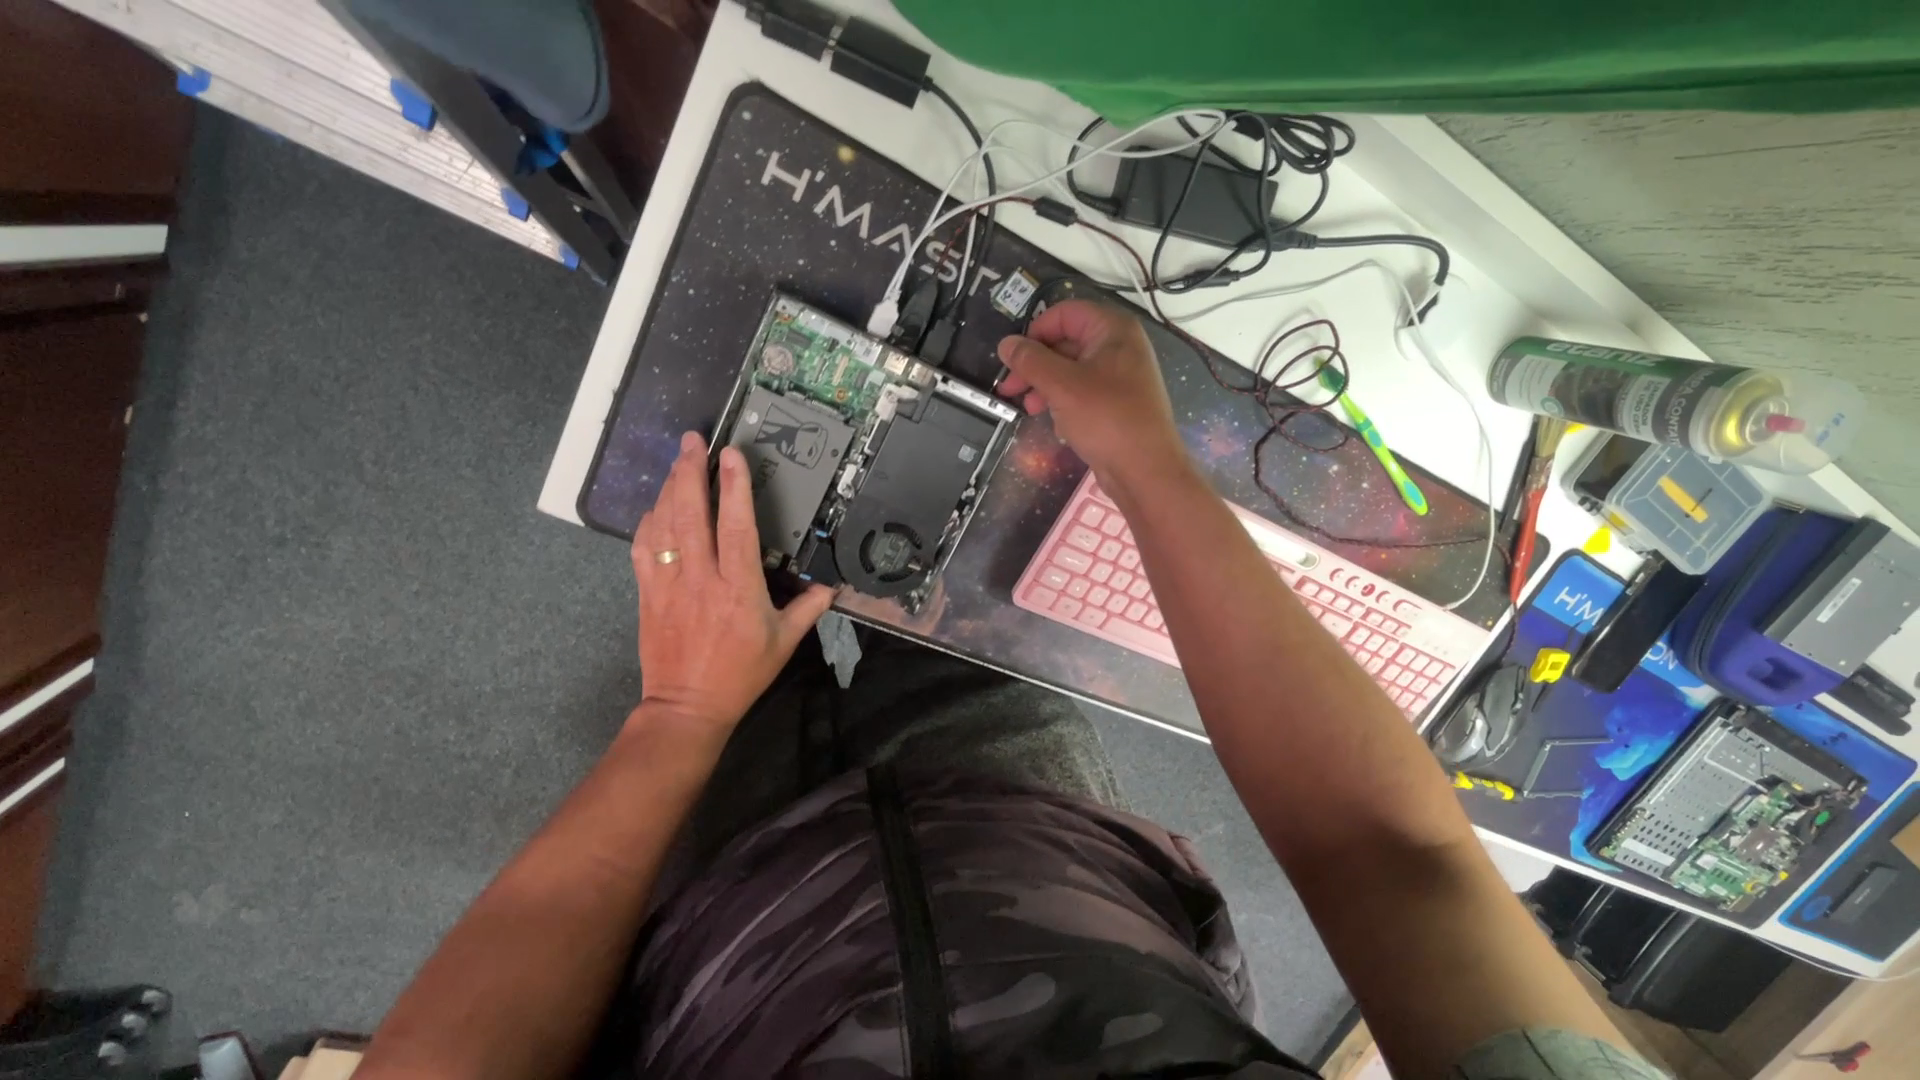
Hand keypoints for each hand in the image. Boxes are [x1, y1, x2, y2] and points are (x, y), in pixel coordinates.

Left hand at [629, 432, 834, 731]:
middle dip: (690, 471)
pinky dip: (649, 520)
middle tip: (692, 440)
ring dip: (670, 488)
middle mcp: (701, 579)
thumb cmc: (741, 674)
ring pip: (664, 524)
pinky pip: (643, 547)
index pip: (736, 527)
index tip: (731, 455)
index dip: (734, 487)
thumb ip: (808, 608)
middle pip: (691, 514)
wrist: (687, 706)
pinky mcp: (647, 592)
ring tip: (678, 461)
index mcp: (738, 588)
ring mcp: (668, 584)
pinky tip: (658, 505)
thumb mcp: (784, 643)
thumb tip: (831, 585)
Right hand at [997, 300, 1183, 479]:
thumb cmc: (1106, 419)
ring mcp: (1119, 376)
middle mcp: (1119, 346)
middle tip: (1009, 388)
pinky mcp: (1115, 403)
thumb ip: (1030, 361)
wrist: (1145, 470)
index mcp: (1113, 330)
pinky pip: (1081, 392)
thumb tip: (1006, 344)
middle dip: (1035, 365)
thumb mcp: (1061, 386)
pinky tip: (1054, 423)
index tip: (1014, 359)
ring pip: (1071, 370)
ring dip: (1045, 386)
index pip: (1064, 313)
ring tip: (1028, 408)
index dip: (1035, 332)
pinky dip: (1063, 402)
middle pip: (1065, 342)